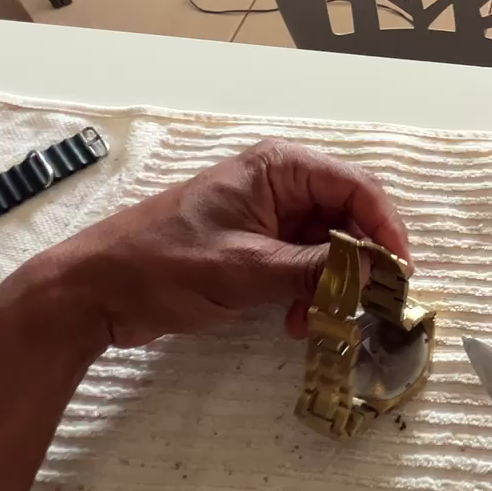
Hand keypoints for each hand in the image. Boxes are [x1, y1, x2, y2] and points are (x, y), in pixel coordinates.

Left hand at [15, 138, 407, 349]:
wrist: (90, 294)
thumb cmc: (164, 266)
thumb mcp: (247, 269)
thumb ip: (317, 268)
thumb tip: (376, 272)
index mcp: (281, 169)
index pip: (357, 188)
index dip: (386, 228)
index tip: (402, 271)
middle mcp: (283, 184)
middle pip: (348, 216)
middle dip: (360, 260)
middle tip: (372, 302)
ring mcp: (271, 214)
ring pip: (329, 244)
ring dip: (334, 282)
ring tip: (325, 319)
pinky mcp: (259, 244)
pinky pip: (305, 263)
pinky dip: (310, 291)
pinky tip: (299, 321)